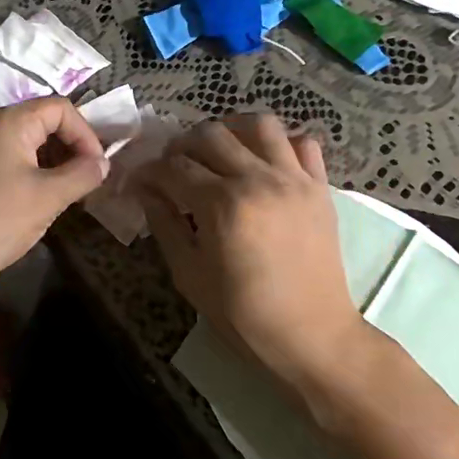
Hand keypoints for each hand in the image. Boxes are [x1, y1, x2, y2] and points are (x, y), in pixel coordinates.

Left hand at [0, 97, 108, 296]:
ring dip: (51, 161)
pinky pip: (7, 158)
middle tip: (86, 180)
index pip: (59, 108)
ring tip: (66, 193)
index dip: (85, 133)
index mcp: (7, 121)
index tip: (98, 167)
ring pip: (25, 142)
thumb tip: (103, 163)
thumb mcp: (49, 197)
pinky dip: (30, 171)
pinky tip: (38, 199)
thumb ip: (82, 174)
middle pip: (41, 121)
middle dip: (70, 147)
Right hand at [136, 114, 366, 395]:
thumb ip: (164, 222)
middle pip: (209, 134)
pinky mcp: (319, 188)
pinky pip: (302, 142)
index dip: (148, 171)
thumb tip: (144, 190)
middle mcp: (258, 180)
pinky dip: (279, 144)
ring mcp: (294, 180)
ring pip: (259, 124)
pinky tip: (261, 164)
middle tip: (174, 168)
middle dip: (182, 146)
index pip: (172, 167)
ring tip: (218, 154)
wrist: (311, 334)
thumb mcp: (187, 271)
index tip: (139, 181)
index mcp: (221, 204)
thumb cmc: (240, 311)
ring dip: (230, 132)